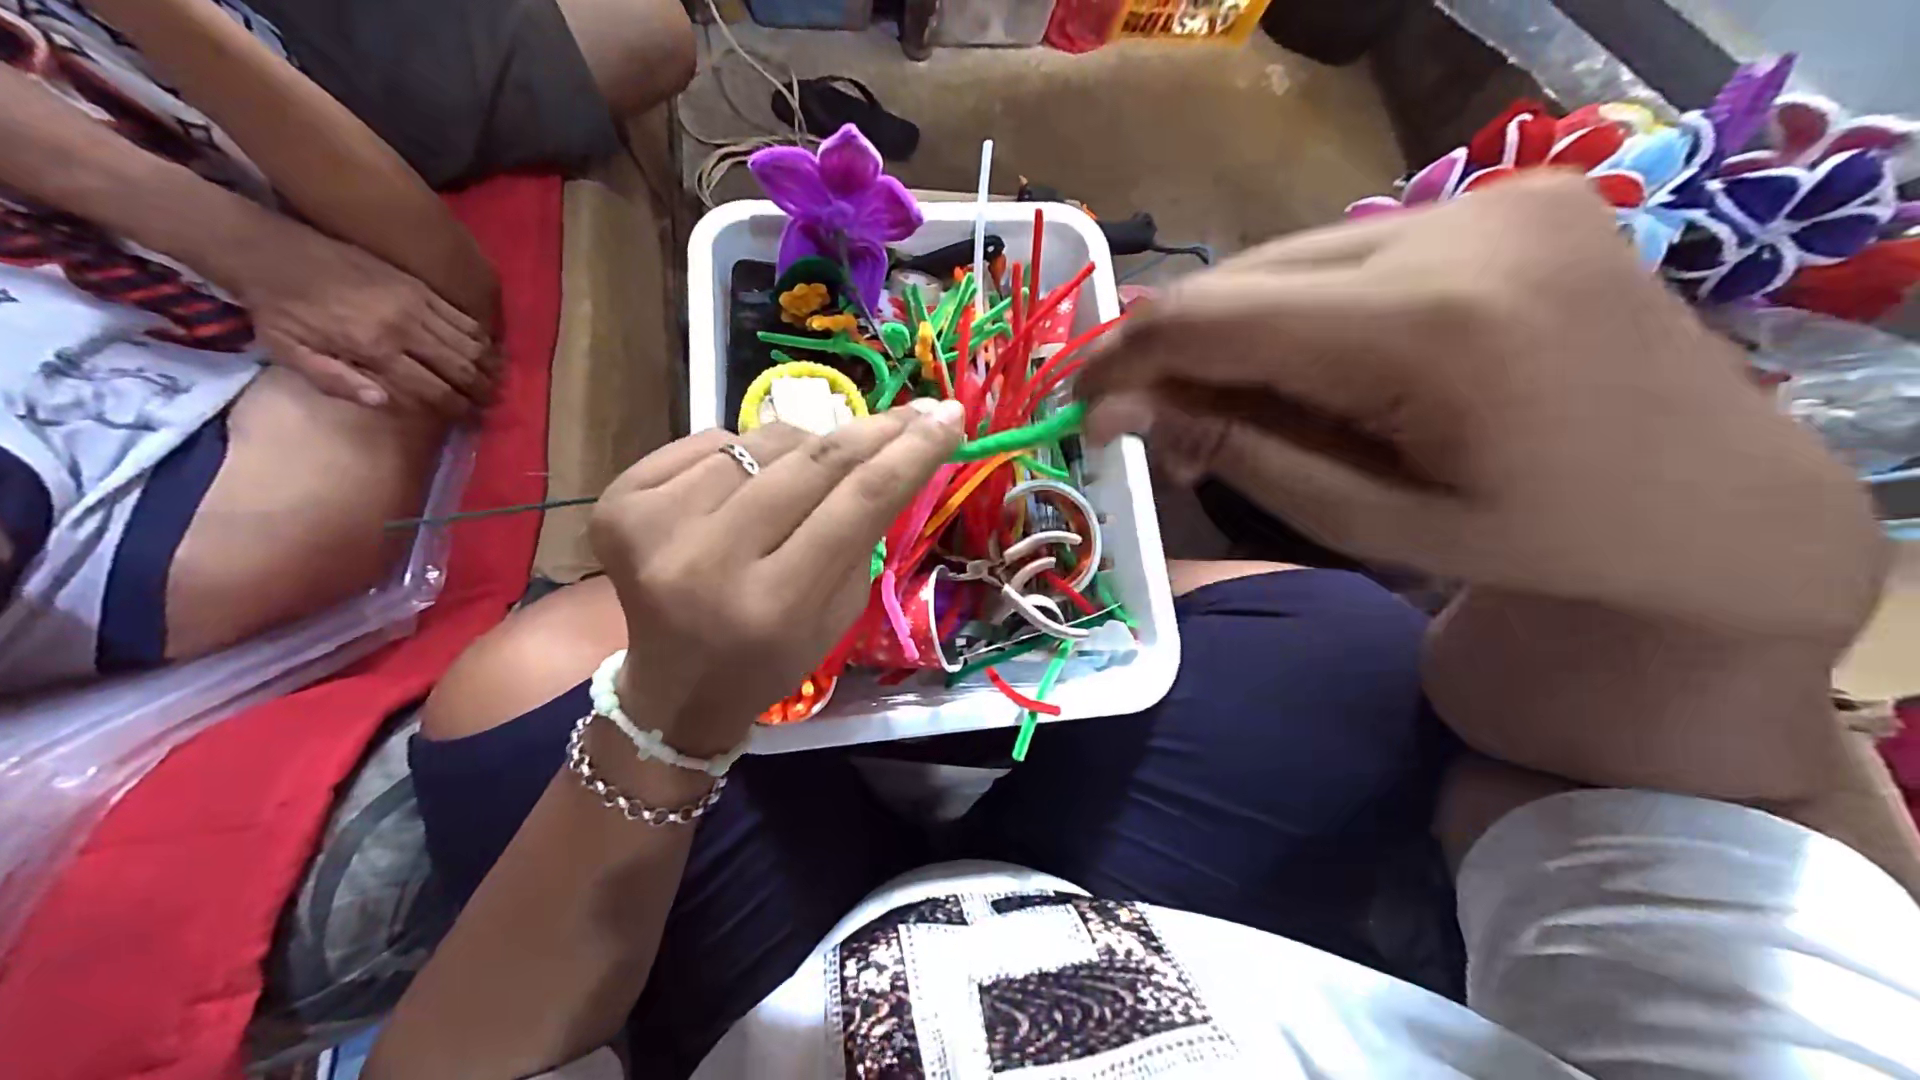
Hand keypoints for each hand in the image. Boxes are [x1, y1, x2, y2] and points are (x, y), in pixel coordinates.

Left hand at [233, 216, 494, 416]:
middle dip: (481, 389)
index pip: (433, 389)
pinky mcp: (420, 286)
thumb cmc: (277, 308)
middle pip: (462, 367)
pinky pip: (464, 317)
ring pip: (471, 343)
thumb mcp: (288, 353)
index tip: (468, 417)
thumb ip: (335, 381)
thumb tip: (384, 402)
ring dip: (488, 365)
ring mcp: (417, 304)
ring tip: (495, 379)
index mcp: (374, 348)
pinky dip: (481, 337)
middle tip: (491, 402)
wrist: (268, 249)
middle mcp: (404, 327)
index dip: (457, 408)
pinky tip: (485, 350)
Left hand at [588, 400, 966, 756]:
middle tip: (914, 413)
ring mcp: (653, 527)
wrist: (675, 687)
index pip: (859, 502)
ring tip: (809, 480)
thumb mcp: (837, 610)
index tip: (950, 416)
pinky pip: (713, 441)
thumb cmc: (772, 657)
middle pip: (814, 462)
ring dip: (805, 449)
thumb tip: (890, 444)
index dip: (912, 452)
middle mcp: (707, 562)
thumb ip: (861, 531)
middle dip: (874, 431)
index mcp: (774, 606)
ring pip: (764, 441)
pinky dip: (745, 455)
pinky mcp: (619, 501)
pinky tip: (746, 489)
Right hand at [1078, 175, 1885, 641]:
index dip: (1123, 358)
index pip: (1215, 316)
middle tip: (1141, 421)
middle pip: (1239, 279)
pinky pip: (1334, 255)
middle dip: (1169, 352)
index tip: (1079, 405)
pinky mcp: (1496, 198)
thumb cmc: (1533, 542)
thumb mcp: (1367, 523)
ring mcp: (1486, 198)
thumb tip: (1124, 410)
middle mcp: (1457, 228)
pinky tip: (1295, 368)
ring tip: (1221, 406)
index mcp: (1431, 328)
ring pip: (1280, 261)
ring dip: (1226, 333)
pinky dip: (1285, 313)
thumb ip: (1239, 452)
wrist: (1716, 501)